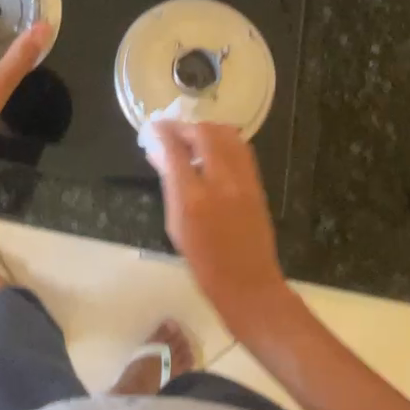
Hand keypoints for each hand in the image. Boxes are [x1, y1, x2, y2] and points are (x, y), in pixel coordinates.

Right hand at [144, 120, 291, 319]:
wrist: (248, 283)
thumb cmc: (204, 261)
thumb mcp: (176, 224)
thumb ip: (170, 184)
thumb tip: (159, 154)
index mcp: (192, 198)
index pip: (174, 150)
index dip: (161, 132)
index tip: (152, 127)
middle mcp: (220, 182)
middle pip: (203, 133)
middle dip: (184, 127)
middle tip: (171, 132)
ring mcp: (243, 180)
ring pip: (226, 135)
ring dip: (205, 130)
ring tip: (191, 139)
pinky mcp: (257, 183)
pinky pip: (240, 148)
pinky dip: (223, 141)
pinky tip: (213, 151)